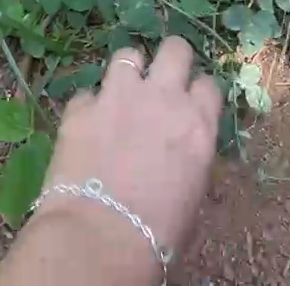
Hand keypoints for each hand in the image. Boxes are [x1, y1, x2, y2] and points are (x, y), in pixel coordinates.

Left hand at [38, 37, 221, 264]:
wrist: (100, 240)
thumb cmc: (157, 236)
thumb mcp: (192, 199)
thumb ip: (191, 160)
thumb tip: (183, 155)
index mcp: (197, 125)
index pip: (209, 84)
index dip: (198, 92)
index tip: (191, 103)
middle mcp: (163, 98)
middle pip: (175, 49)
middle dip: (171, 59)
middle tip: (161, 81)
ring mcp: (119, 96)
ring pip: (128, 55)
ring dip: (128, 72)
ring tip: (122, 93)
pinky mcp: (81, 107)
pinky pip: (87, 93)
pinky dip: (89, 107)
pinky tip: (86, 126)